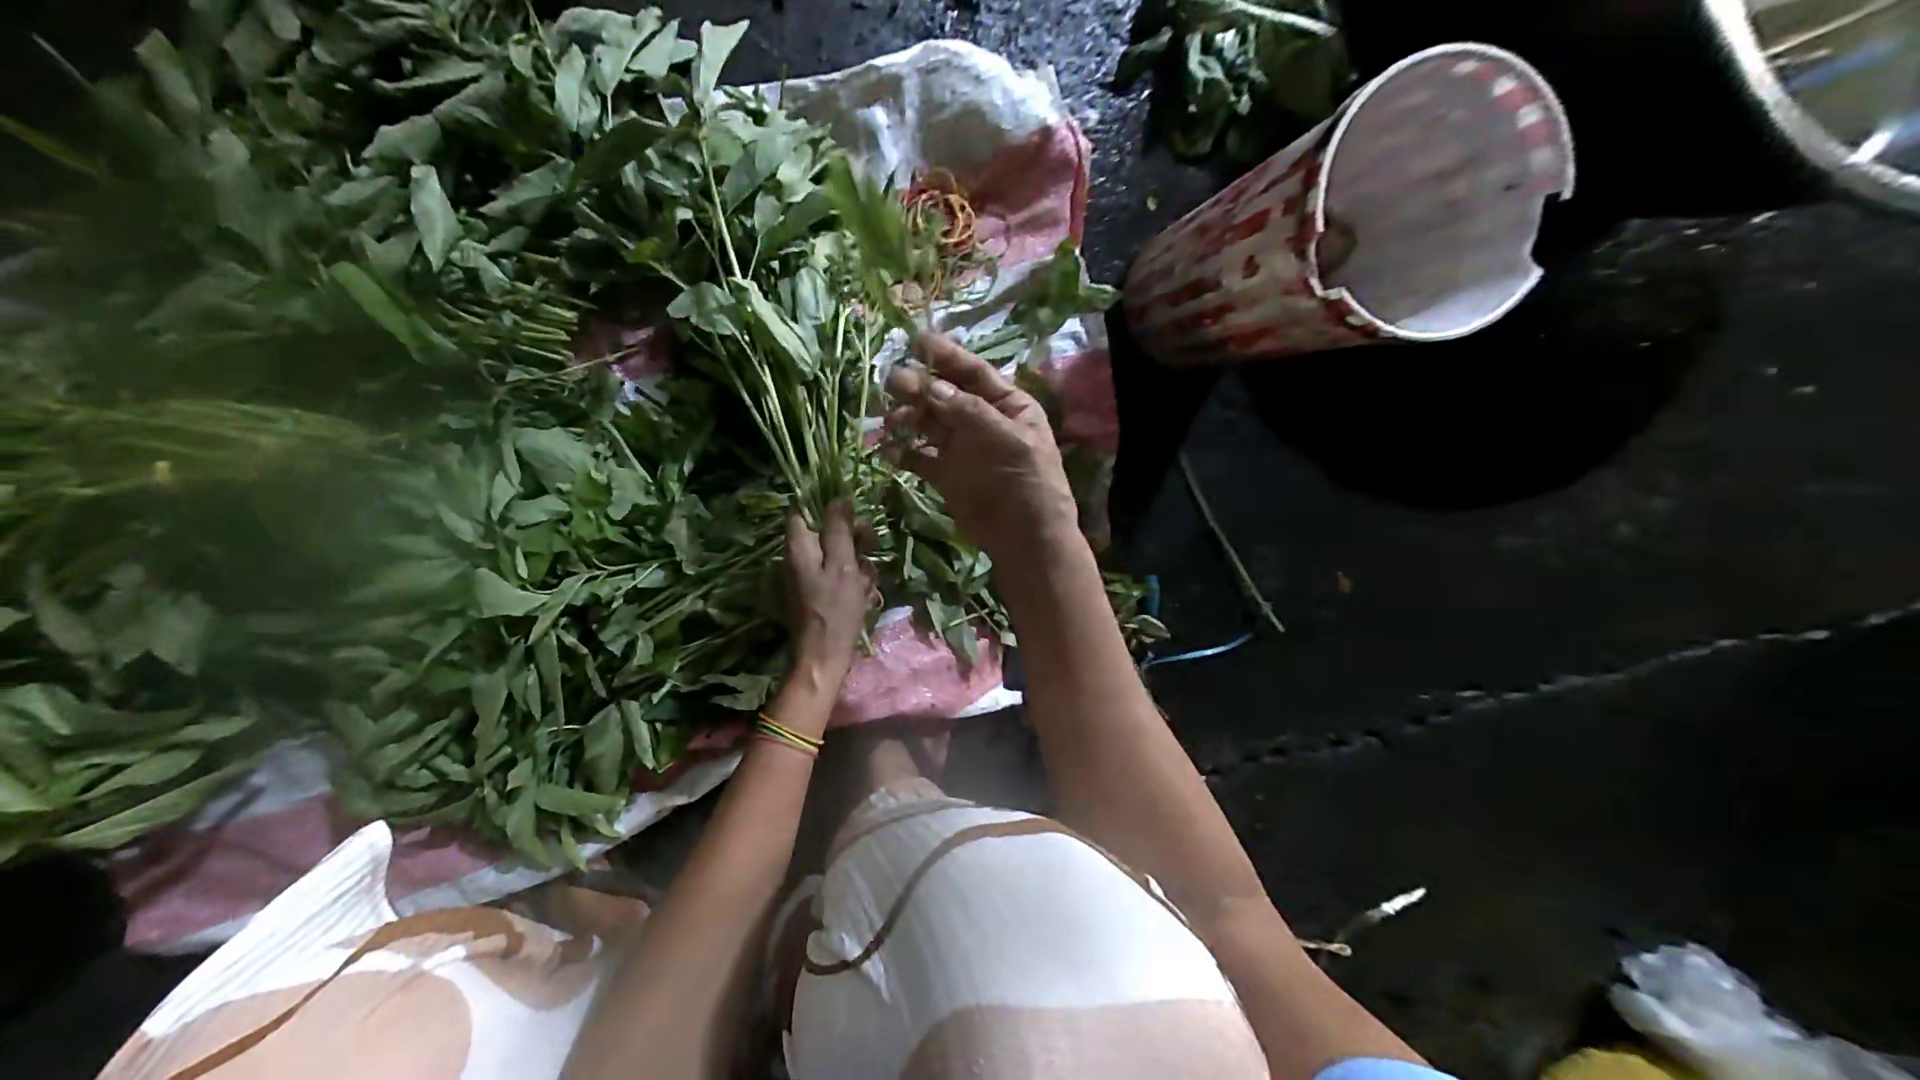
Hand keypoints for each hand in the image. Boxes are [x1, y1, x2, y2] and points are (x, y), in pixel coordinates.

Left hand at [784, 500, 874, 690]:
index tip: (854, 514)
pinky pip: (839, 576)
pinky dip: (853, 583)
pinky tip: (864, 598)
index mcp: (798, 546)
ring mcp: (806, 576)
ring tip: (867, 586)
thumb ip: (840, 531)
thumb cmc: (835, 611)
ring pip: (838, 555)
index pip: (804, 509)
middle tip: (871, 549)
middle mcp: (797, 557)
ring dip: (858, 565)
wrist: (823, 658)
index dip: (828, 506)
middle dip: (853, 539)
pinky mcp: (817, 593)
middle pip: (826, 532)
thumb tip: (839, 499)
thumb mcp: (843, 566)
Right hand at [884, 332, 1078, 561]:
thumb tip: (931, 387)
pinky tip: (887, 451)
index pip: (973, 374)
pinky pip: (918, 457)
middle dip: (918, 386)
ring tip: (889, 420)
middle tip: (892, 382)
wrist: (1026, 538)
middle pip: (943, 395)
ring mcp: (961, 448)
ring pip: (927, 423)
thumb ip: (970, 412)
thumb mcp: (1009, 440)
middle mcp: (980, 421)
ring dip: (906, 417)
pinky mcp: (945, 474)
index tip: (916, 341)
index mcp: (1006, 406)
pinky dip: (902, 452)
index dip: (946, 357)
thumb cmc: (1028, 483)